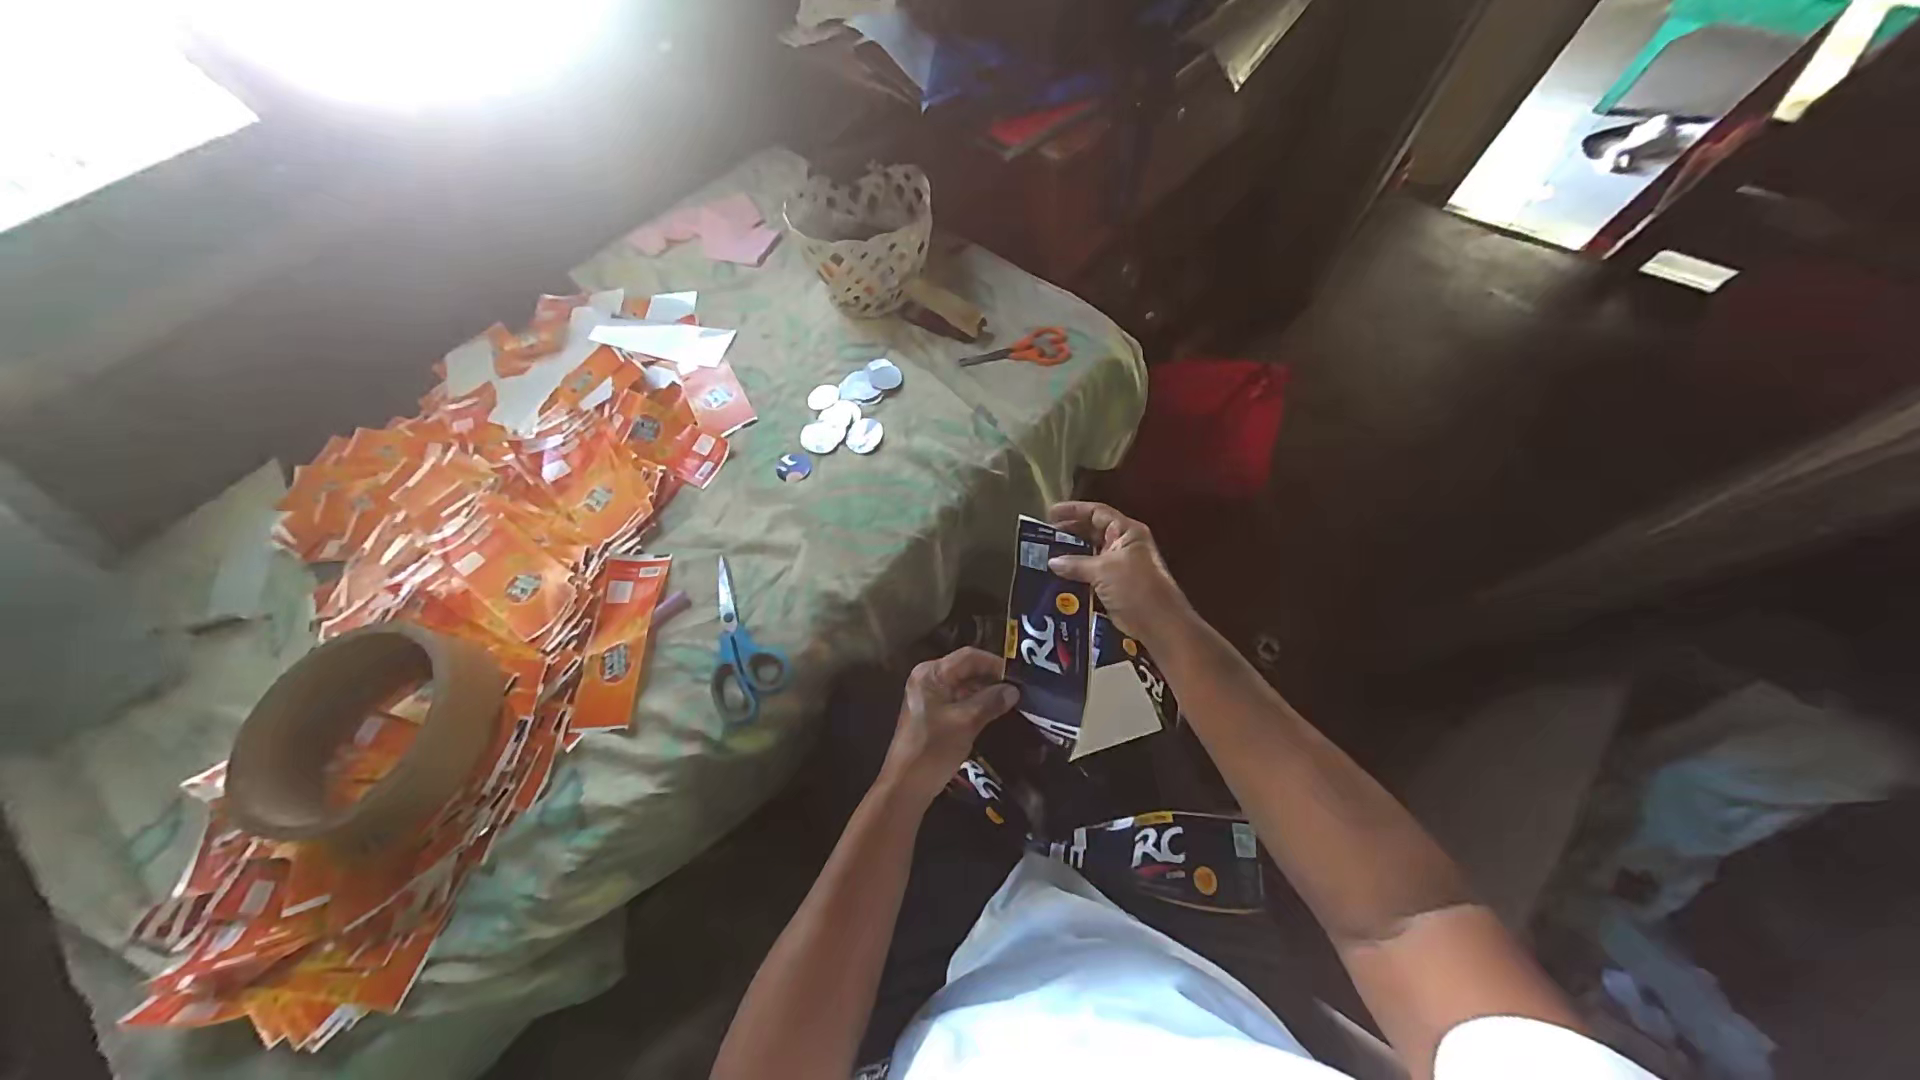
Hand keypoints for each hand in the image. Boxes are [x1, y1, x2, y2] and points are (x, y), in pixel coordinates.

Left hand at [879, 648, 1018, 804]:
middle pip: (966, 669)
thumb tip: (1013, 690)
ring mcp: (929, 696)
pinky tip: (994, 713)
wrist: (906, 785)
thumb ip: (990, 702)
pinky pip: (958, 700)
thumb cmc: (933, 748)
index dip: (995, 664)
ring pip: (964, 685)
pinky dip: (976, 704)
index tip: (1018, 676)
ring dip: (986, 692)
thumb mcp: (966, 722)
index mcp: (931, 674)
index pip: (969, 656)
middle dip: (992, 678)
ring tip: (1011, 701)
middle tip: (1018, 690)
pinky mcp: (932, 713)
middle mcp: (928, 678)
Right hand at [1046, 501, 1193, 646]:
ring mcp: (1119, 565)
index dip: (1073, 510)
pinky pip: (1090, 574)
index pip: (1097, 512)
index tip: (1050, 513)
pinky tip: (1057, 577)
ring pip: (1089, 554)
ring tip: (1046, 556)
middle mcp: (1123, 544)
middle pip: (1092, 532)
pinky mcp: (1114, 585)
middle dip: (1068, 533)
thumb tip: (1052, 561)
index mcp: (1126, 532)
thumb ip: (1075, 564)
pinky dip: (1075, 574)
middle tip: (1043, 537)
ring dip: (1070, 556)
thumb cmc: (1136, 588)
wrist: (1158, 623)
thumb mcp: (1103, 570)